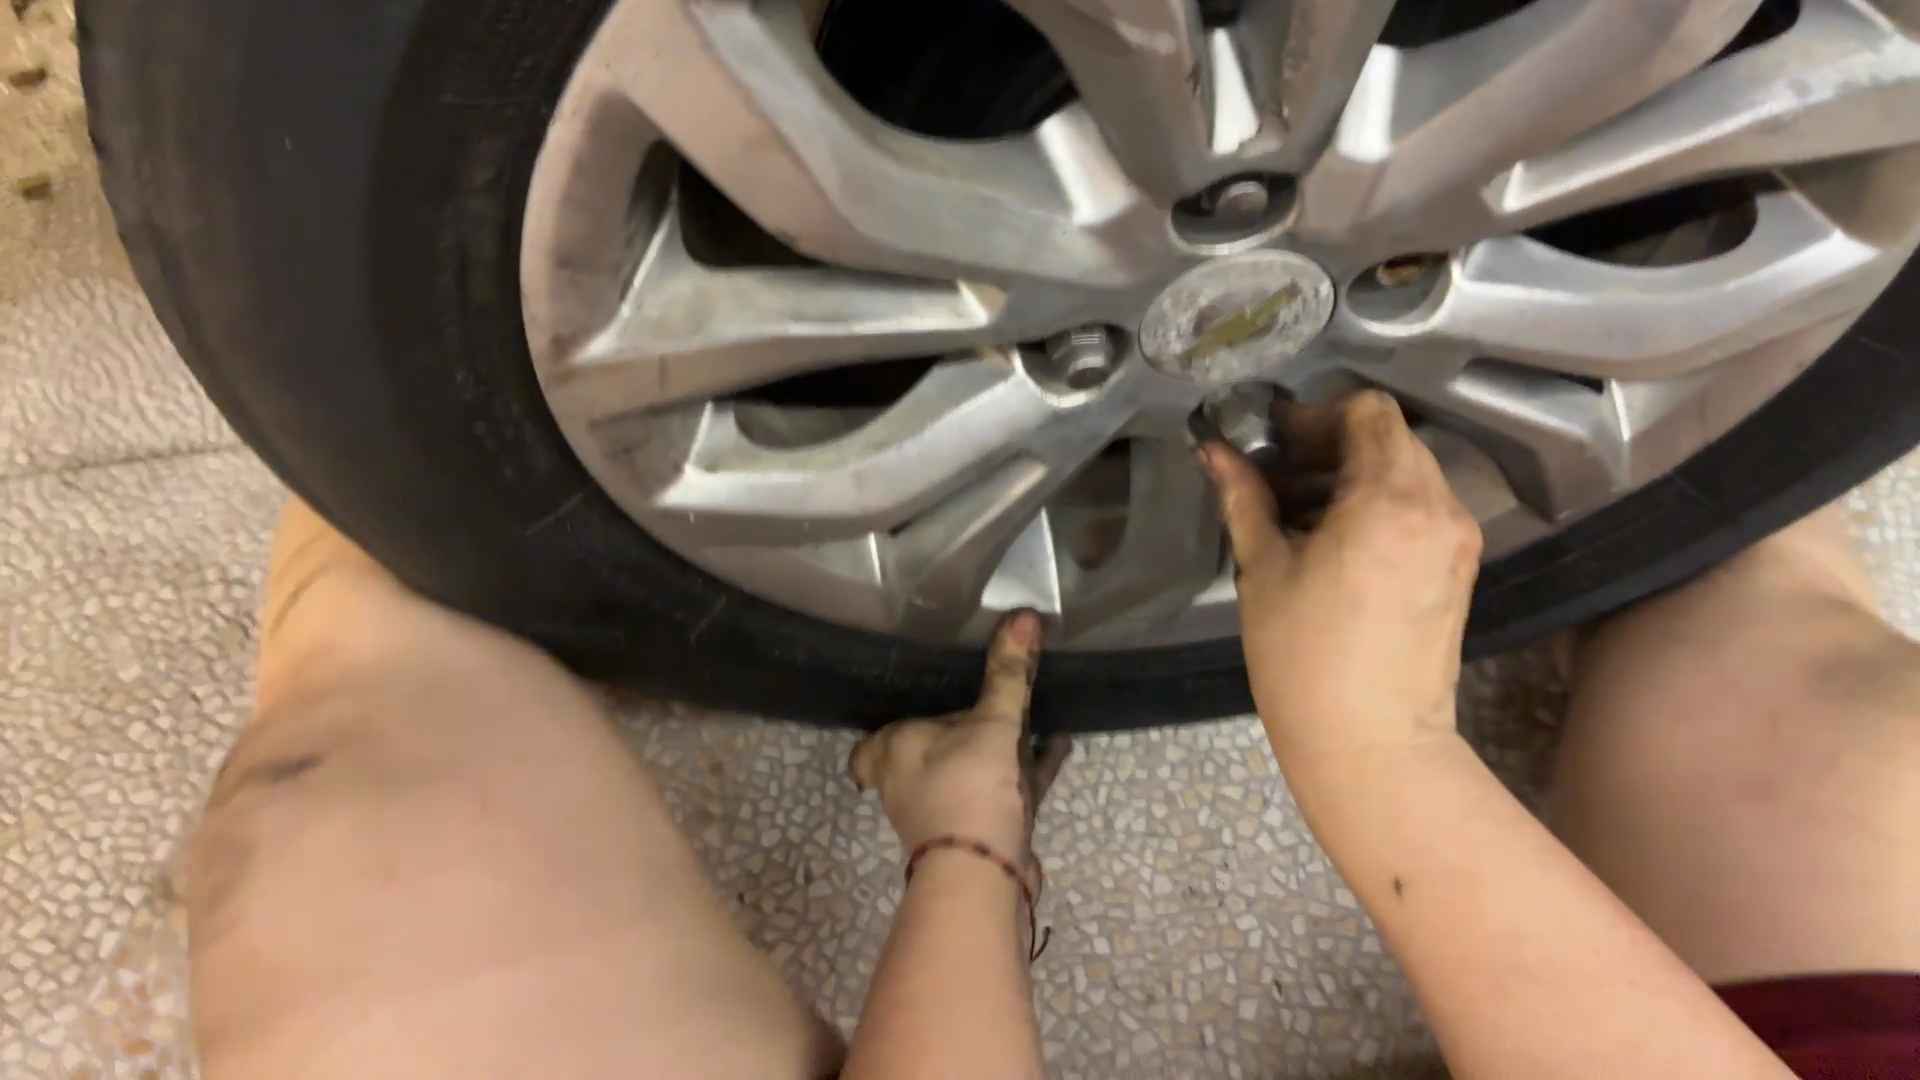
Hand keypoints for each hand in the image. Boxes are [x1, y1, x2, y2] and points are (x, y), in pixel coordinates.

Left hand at [848, 612, 1073, 888]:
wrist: (985, 875)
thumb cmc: (968, 786)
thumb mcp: (991, 723)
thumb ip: (1008, 673)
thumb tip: (1023, 614)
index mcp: (894, 751)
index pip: (872, 741)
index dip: (888, 729)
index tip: (914, 702)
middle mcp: (911, 780)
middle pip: (929, 748)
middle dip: (957, 727)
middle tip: (984, 697)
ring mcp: (948, 807)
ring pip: (969, 768)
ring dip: (997, 746)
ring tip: (1030, 713)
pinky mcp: (983, 828)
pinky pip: (1006, 788)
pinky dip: (1030, 766)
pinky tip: (1060, 742)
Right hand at [1196, 390, 1482, 762]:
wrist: (1370, 739)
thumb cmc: (1303, 655)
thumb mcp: (1263, 569)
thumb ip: (1245, 498)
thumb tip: (1214, 452)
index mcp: (1389, 499)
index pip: (1368, 413)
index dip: (1316, 417)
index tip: (1274, 444)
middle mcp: (1439, 506)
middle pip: (1390, 438)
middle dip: (1330, 446)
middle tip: (1278, 476)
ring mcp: (1458, 537)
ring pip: (1408, 471)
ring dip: (1353, 475)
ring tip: (1299, 511)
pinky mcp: (1459, 565)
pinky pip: (1420, 507)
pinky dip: (1377, 504)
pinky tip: (1333, 539)